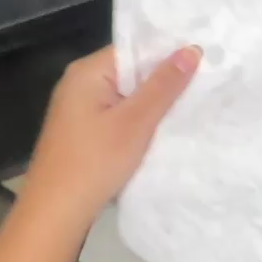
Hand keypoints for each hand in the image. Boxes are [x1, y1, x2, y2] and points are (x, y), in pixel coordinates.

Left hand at [18, 44, 201, 222]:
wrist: (56, 212)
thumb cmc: (95, 162)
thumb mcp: (136, 121)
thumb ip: (164, 85)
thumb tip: (191, 48)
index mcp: (87, 71)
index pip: (135, 49)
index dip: (168, 54)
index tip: (203, 61)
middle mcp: (79, 83)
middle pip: (131, 71)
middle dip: (164, 80)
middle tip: (205, 84)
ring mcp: (79, 108)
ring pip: (127, 95)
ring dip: (153, 103)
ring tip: (191, 105)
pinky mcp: (83, 130)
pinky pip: (118, 114)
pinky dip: (139, 120)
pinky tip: (162, 129)